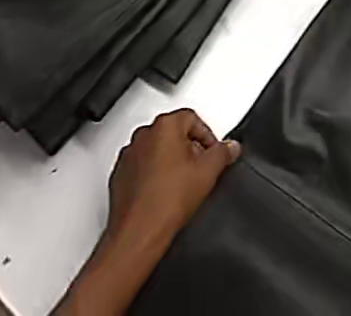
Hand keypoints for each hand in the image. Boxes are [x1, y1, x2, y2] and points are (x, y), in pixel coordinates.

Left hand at [104, 109, 240, 250]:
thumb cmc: (166, 202)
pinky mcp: (120, 173)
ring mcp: (130, 154)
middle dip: (190, 149)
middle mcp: (144, 135)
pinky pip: (142, 166)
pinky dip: (153, 175)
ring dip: (170, 161)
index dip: (207, 136)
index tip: (213, 153)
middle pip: (174, 132)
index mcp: (165, 126)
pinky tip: (163, 194)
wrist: (139, 232)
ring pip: (157, 149)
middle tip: (199, 170)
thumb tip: (231, 148)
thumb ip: (223, 154)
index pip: (192, 118)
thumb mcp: (208, 173)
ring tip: (181, 185)